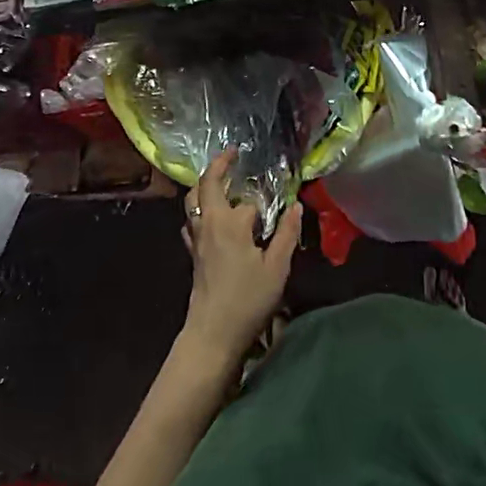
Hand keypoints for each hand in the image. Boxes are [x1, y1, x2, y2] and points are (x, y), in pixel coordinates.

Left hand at [180, 148, 302, 357]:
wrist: (213, 331)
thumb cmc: (247, 299)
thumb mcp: (276, 268)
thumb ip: (286, 234)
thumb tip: (295, 206)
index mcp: (229, 223)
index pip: (248, 200)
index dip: (264, 202)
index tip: (279, 203)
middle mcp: (208, 222)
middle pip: (206, 184)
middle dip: (219, 165)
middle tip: (232, 154)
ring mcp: (196, 237)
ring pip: (192, 200)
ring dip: (204, 185)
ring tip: (219, 179)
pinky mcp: (192, 252)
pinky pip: (190, 221)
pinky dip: (197, 209)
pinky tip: (208, 217)